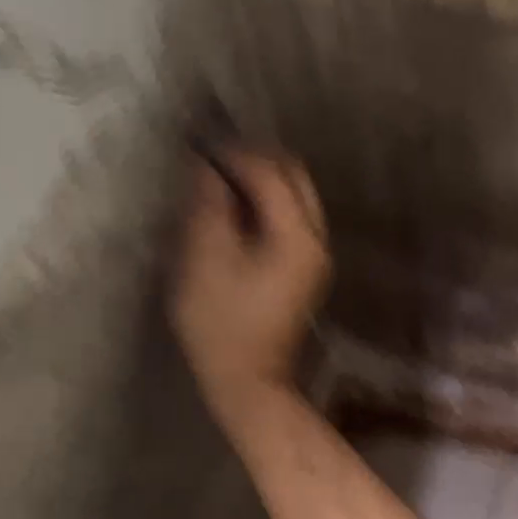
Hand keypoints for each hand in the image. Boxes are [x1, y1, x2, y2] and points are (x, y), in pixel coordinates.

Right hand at [171, 149, 329, 427]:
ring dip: (263, 179)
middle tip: (211, 154)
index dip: (236, 153)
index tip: (199, 141)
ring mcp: (317, 254)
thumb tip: (207, 165)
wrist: (249, 377)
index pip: (272, 174)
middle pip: (296, 178)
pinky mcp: (307, 267)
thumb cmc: (220, 322)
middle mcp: (318, 239)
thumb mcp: (205, 259)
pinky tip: (235, 206)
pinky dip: (268, 201)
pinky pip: (293, 217)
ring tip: (218, 176)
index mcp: (298, 236)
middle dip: (257, 159)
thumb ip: (210, 206)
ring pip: (298, 196)